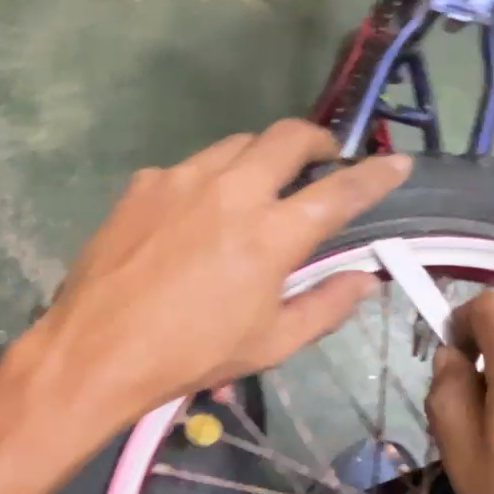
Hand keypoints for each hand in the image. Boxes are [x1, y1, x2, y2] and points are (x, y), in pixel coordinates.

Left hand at [40, 120, 411, 426]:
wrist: (97, 350)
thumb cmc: (190, 356)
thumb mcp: (269, 344)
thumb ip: (325, 306)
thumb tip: (365, 279)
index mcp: (271, 234)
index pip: (340, 192)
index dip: (375, 175)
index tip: (396, 163)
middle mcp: (232, 191)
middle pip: (287, 137)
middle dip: (316, 141)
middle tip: (322, 160)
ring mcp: (182, 179)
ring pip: (236, 144)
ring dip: (260, 156)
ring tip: (259, 185)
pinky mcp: (144, 183)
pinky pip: (189, 168)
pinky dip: (207, 181)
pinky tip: (196, 214)